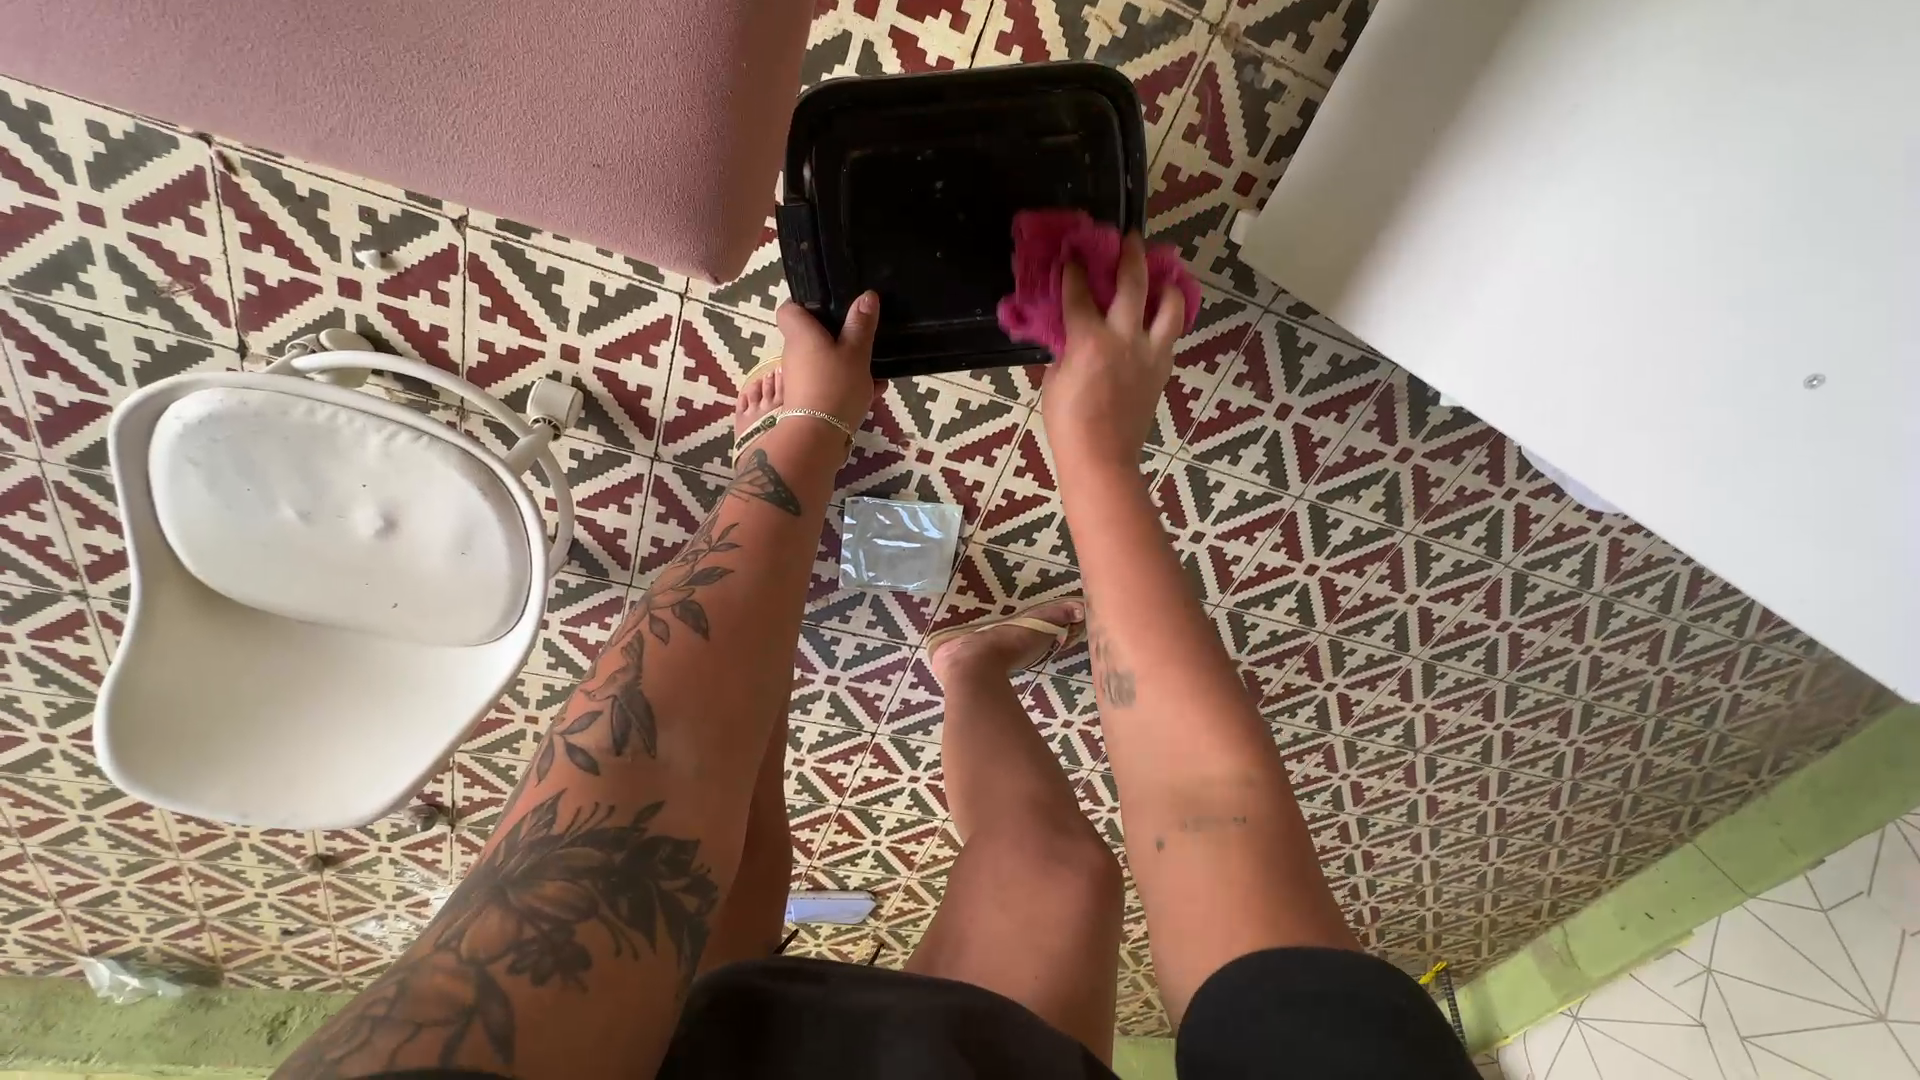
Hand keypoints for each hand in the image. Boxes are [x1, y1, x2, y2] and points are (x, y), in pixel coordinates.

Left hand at [774, 291, 885, 429]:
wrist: (818, 437)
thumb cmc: (835, 385)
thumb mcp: (856, 352)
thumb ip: (861, 324)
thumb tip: (866, 296)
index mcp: (801, 334)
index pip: (789, 309)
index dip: (805, 305)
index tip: (828, 308)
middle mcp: (795, 354)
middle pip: (811, 336)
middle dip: (836, 336)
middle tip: (860, 334)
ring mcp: (801, 379)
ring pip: (825, 362)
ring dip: (847, 362)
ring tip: (875, 367)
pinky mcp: (810, 401)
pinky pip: (831, 384)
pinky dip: (849, 384)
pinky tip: (876, 389)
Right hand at [1040, 235, 1186, 470]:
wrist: (1102, 457)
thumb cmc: (1068, 424)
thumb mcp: (1054, 381)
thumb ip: (1064, 351)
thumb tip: (1069, 336)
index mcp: (1089, 339)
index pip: (1080, 292)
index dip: (1075, 270)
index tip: (1073, 254)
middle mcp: (1125, 337)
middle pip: (1134, 282)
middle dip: (1131, 255)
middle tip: (1129, 239)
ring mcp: (1150, 353)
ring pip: (1170, 306)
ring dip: (1167, 286)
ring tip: (1162, 279)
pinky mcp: (1162, 370)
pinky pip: (1170, 336)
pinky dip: (1166, 322)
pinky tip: (1159, 322)